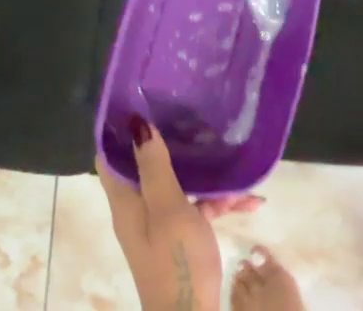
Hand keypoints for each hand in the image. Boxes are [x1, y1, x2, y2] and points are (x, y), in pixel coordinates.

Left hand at [97, 116, 262, 310]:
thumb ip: (154, 167)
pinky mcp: (182, 240)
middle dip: (171, 142)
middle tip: (195, 116)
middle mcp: (140, 210)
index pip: (110, 157)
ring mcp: (161, 226)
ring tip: (238, 165)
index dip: (120, 128)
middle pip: (148, 167)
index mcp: (127, 202)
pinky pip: (199, 210)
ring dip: (206, 176)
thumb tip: (136, 123)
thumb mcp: (168, 210)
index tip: (143, 99)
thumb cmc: (176, 263)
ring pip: (180, 186)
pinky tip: (253, 201)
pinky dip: (221, 203)